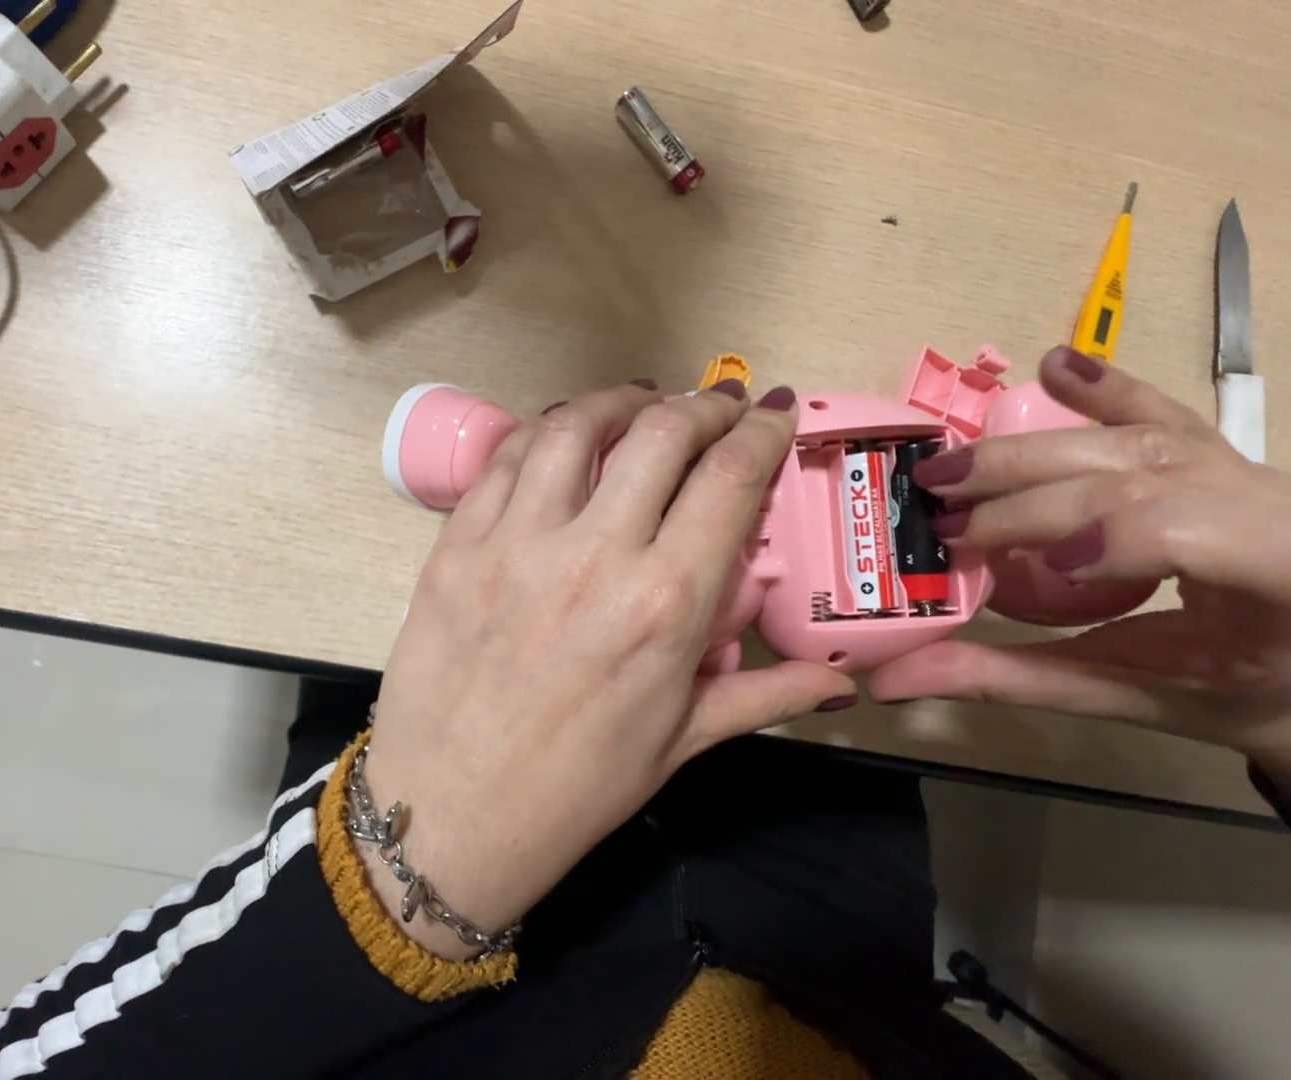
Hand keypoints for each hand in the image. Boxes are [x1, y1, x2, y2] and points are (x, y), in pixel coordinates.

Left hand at [364, 380, 856, 957]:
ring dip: (619, 401)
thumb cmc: (574, 790)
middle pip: (661, 433)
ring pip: (573, 427)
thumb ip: (764, 696)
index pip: (730, 481)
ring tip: (641, 404)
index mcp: (664, 606)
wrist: (449, 815)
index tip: (774, 413)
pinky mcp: (456, 546)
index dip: (763, 432)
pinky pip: (503, 459)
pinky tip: (561, 435)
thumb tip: (841, 681)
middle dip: (702, 406)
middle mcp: (593, 557)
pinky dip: (542, 431)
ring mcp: (514, 544)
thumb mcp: (678, 744)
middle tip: (715, 409)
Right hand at [870, 347, 1290, 808]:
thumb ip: (1009, 681)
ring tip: (949, 469)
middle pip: (1133, 475)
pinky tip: (1055, 365)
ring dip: (1027, 450)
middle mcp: (1277, 502)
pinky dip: (1105, 386)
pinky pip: (1159, 411)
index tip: (1005, 560)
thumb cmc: (1237, 694)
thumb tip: (891, 682)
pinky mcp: (1217, 452)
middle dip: (1023, 490)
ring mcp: (1246, 468)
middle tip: (938, 515)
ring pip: (1127, 441)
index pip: (1189, 531)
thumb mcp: (1124, 700)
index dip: (1102, 533)